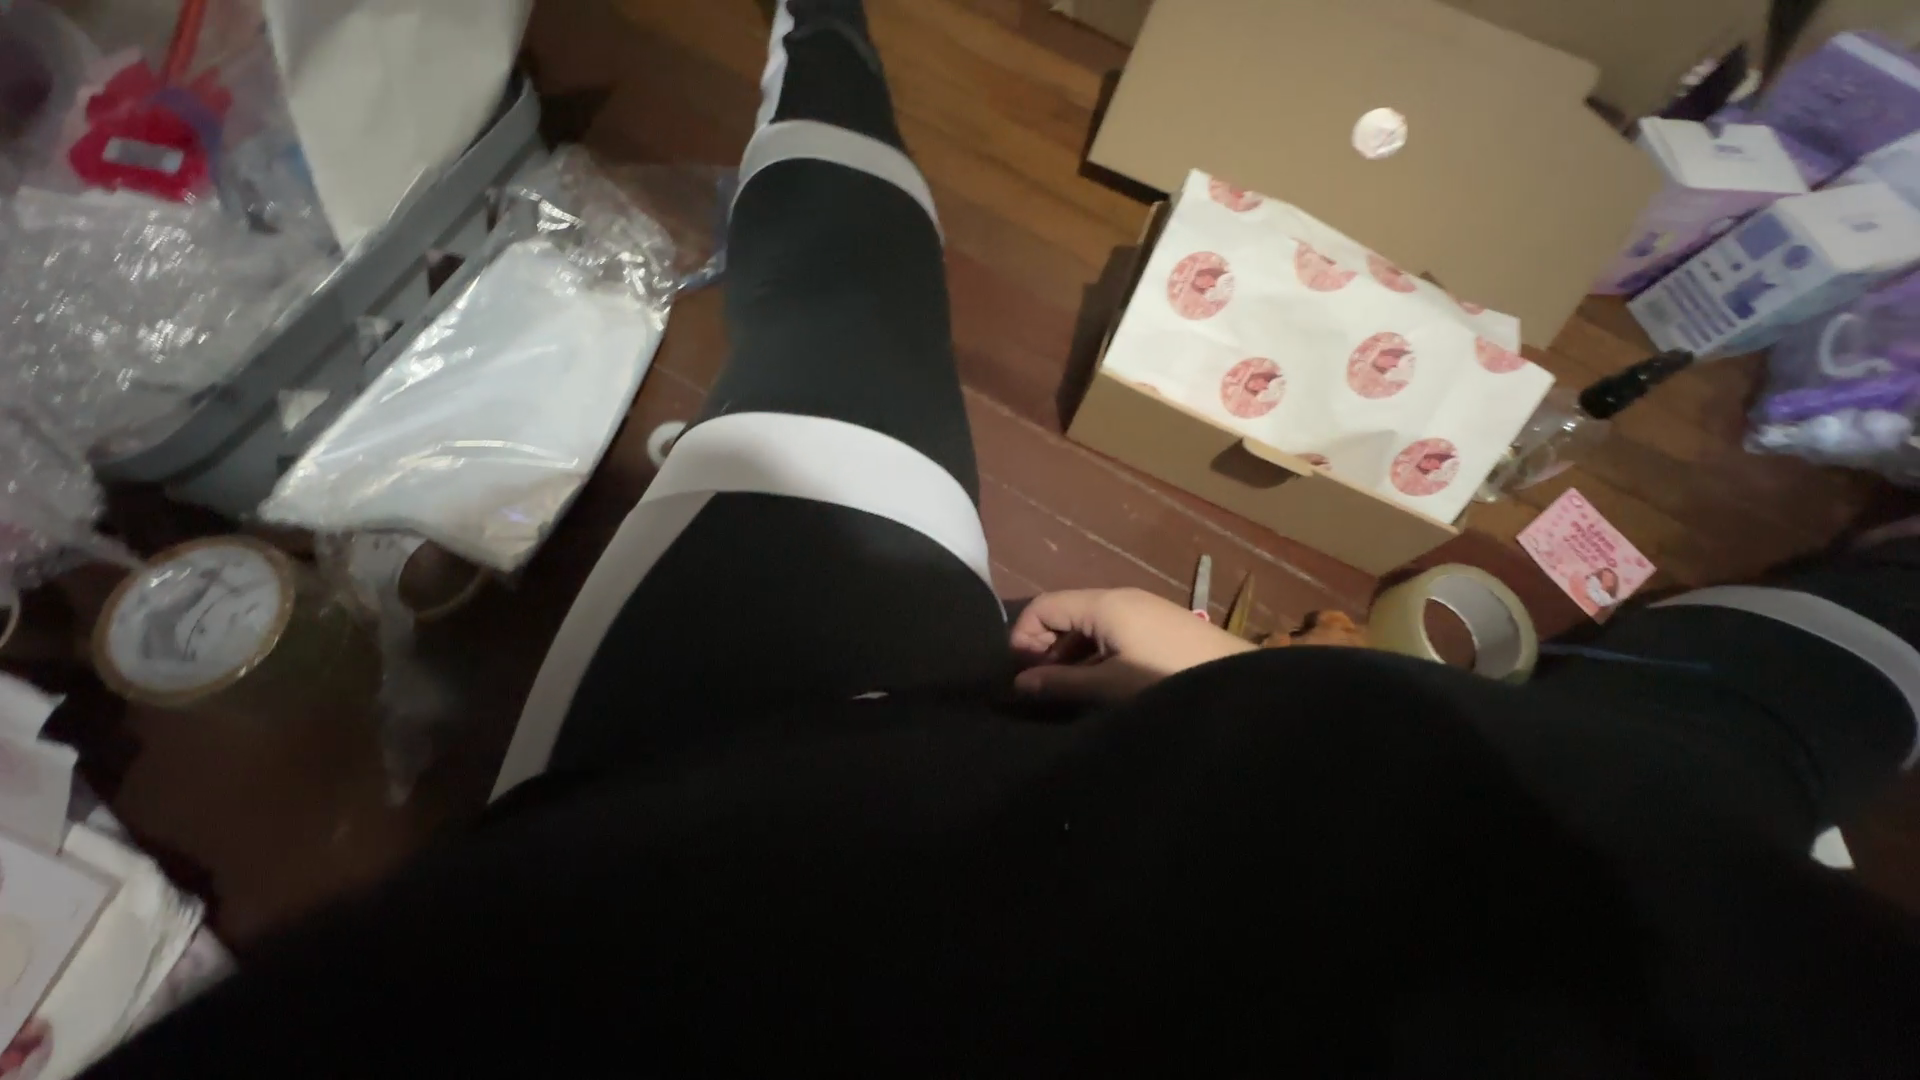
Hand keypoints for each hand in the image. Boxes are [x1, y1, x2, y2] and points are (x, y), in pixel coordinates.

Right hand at [1009, 588, 1255, 701]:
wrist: (1241, 684)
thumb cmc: (1166, 680)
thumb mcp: (1109, 686)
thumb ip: (1061, 682)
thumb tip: (1020, 682)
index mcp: (1104, 603)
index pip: (1043, 605)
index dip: (1023, 636)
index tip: (1019, 674)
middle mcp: (1120, 597)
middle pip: (1065, 612)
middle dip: (1046, 647)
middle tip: (1041, 687)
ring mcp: (1142, 609)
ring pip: (1089, 624)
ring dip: (1071, 654)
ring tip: (1068, 691)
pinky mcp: (1159, 625)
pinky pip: (1112, 631)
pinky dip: (1095, 653)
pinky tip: (1100, 684)